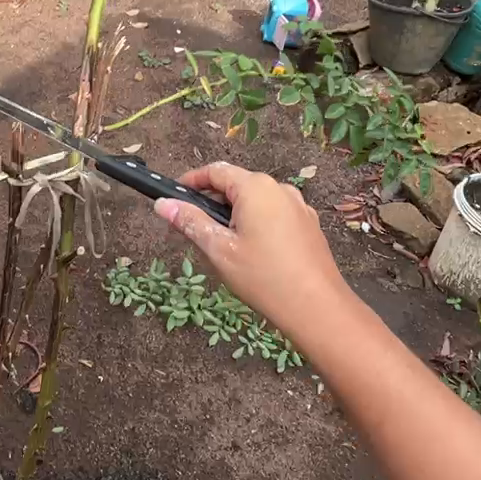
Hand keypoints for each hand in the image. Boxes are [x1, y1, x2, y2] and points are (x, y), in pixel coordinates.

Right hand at [154, 161, 352, 335]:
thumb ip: (190, 222)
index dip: (191, 181)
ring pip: (256, 201)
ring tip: (221, 244)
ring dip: (234, 214)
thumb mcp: (219, 249)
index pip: (216, 171)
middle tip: (193, 228)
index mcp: (256, 188)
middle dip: (212, 201)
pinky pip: (274, 214)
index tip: (174, 196)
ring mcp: (298, 206)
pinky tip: (251, 252)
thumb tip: (163, 204)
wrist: (317, 308)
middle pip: (237, 184)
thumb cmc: (263, 277)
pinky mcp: (308, 225)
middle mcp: (280, 189)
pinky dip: (255, 223)